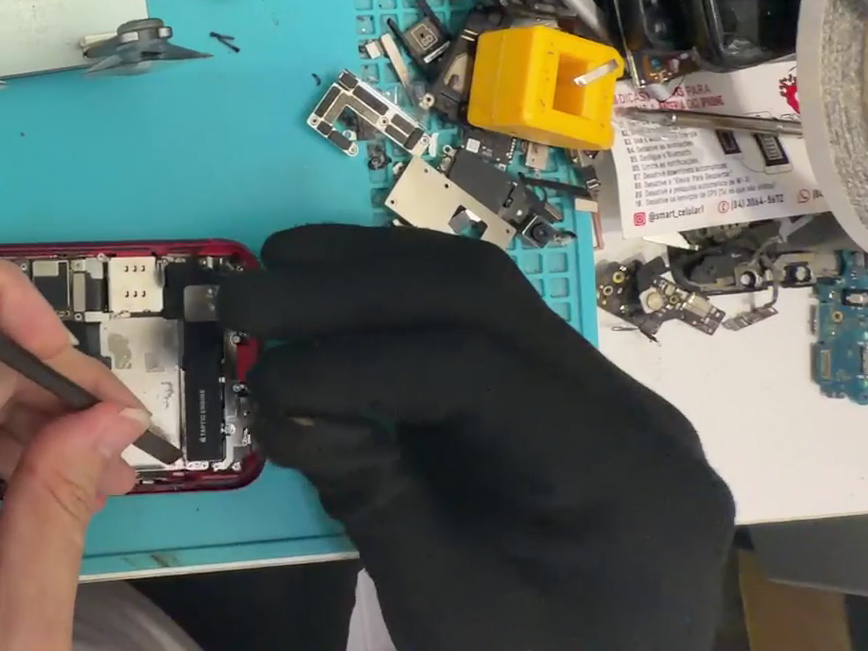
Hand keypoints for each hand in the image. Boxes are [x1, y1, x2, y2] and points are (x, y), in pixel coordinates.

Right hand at [218, 225, 734, 650]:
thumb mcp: (443, 602)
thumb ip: (368, 495)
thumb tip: (275, 400)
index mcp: (623, 477)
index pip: (477, 371)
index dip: (354, 363)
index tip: (264, 382)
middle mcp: (622, 406)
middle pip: (474, 298)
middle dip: (343, 290)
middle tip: (244, 302)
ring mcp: (585, 381)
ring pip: (466, 279)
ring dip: (356, 265)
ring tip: (271, 266)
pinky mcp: (538, 374)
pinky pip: (459, 301)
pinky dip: (378, 280)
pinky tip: (321, 283)